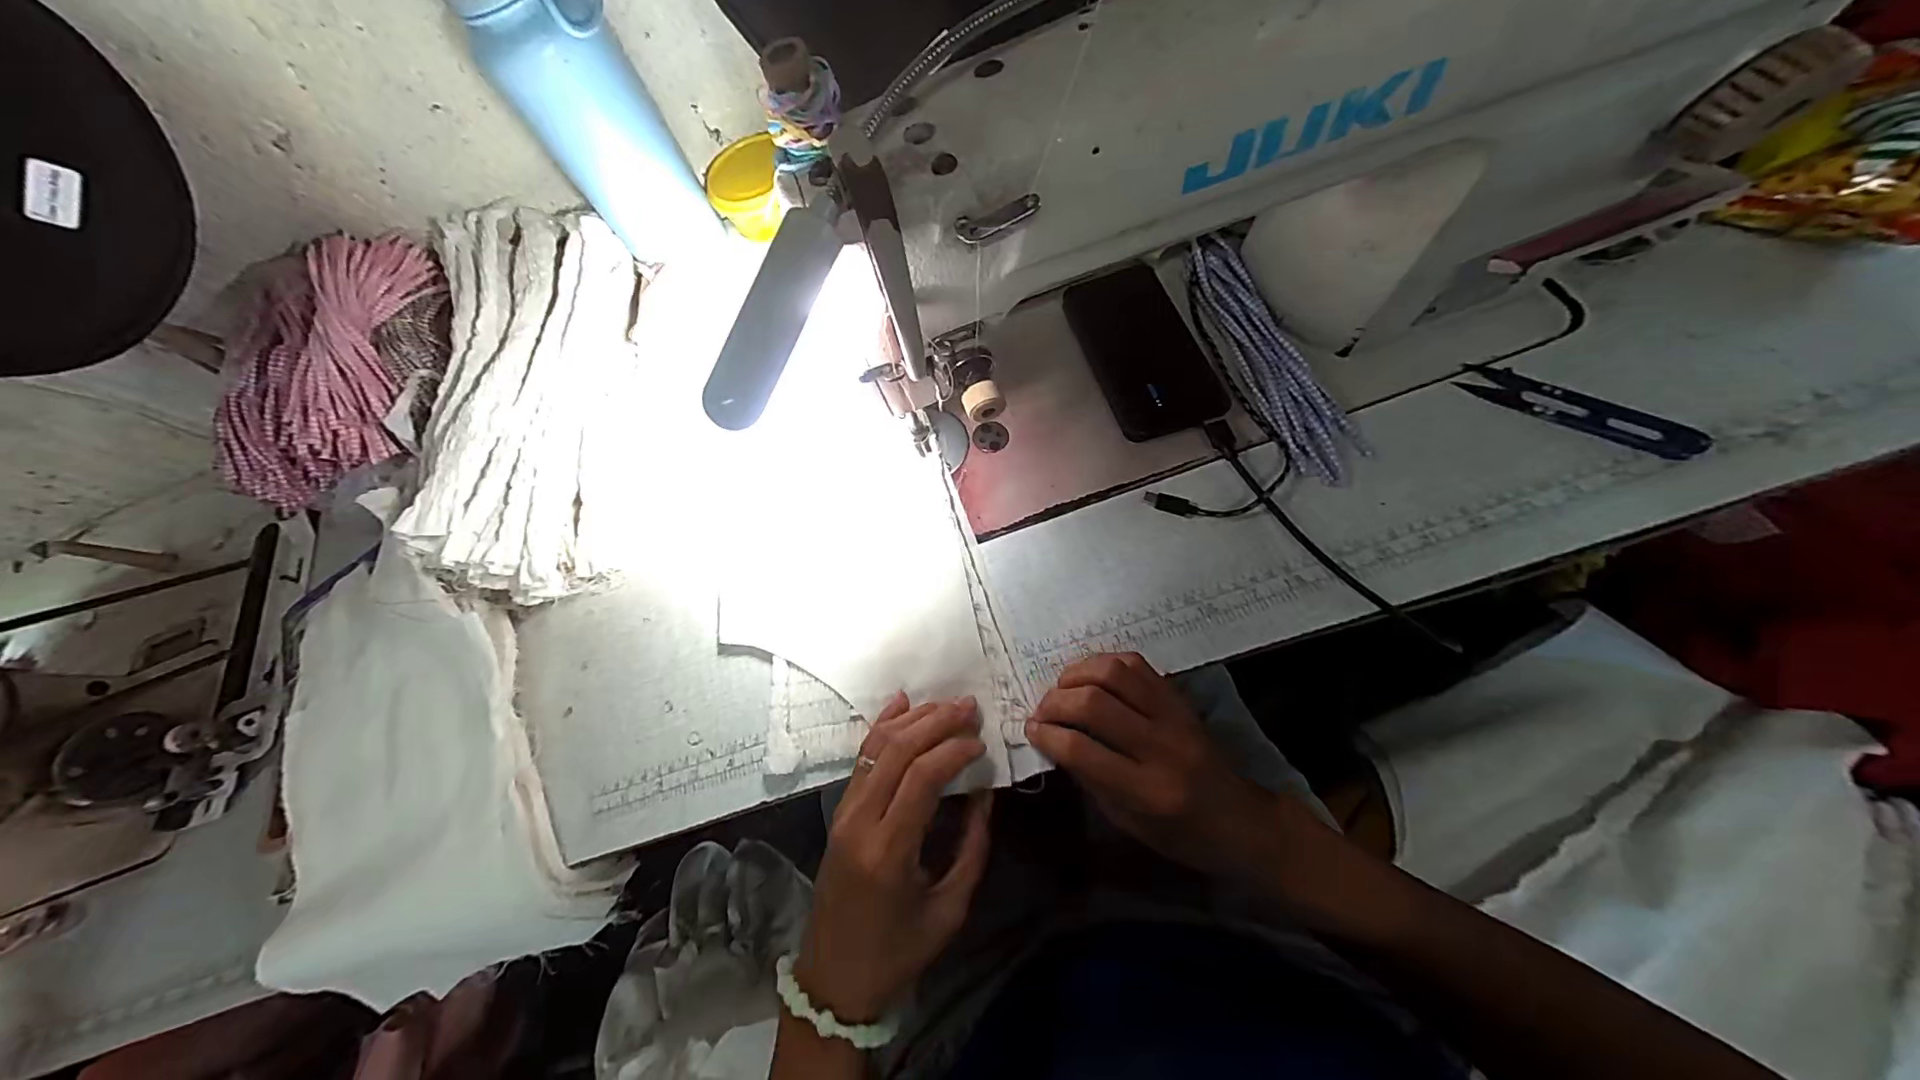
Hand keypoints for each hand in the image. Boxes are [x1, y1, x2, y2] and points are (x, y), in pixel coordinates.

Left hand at [797, 694, 992, 1022]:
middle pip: (897, 751)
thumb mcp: (949, 909)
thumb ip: (972, 847)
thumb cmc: (897, 952)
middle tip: (970, 706)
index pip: (922, 777)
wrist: (834, 977)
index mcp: (888, 851)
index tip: (981, 742)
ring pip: (876, 747)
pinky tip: (901, 705)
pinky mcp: (839, 812)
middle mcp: (860, 822)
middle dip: (937, 721)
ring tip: (947, 704)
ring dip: (913, 719)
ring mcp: (844, 813)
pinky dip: (882, 727)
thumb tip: (984, 793)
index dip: (954, 750)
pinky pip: (862, 759)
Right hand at [1025, 653, 1324, 876]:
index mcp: (1147, 791)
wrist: (1241, 820)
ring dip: (1077, 674)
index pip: (1083, 751)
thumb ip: (1090, 778)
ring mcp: (1174, 717)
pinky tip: (1090, 677)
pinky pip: (1137, 665)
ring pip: (1115, 673)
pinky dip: (1104, 663)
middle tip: (1042, 710)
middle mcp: (1161, 747)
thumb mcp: (1127, 821)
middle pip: (1094, 704)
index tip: (1030, 729)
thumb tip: (1052, 739)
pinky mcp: (1180, 699)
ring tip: (1063, 689)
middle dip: (1055, 702)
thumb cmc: (1179, 834)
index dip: (1047, 735)